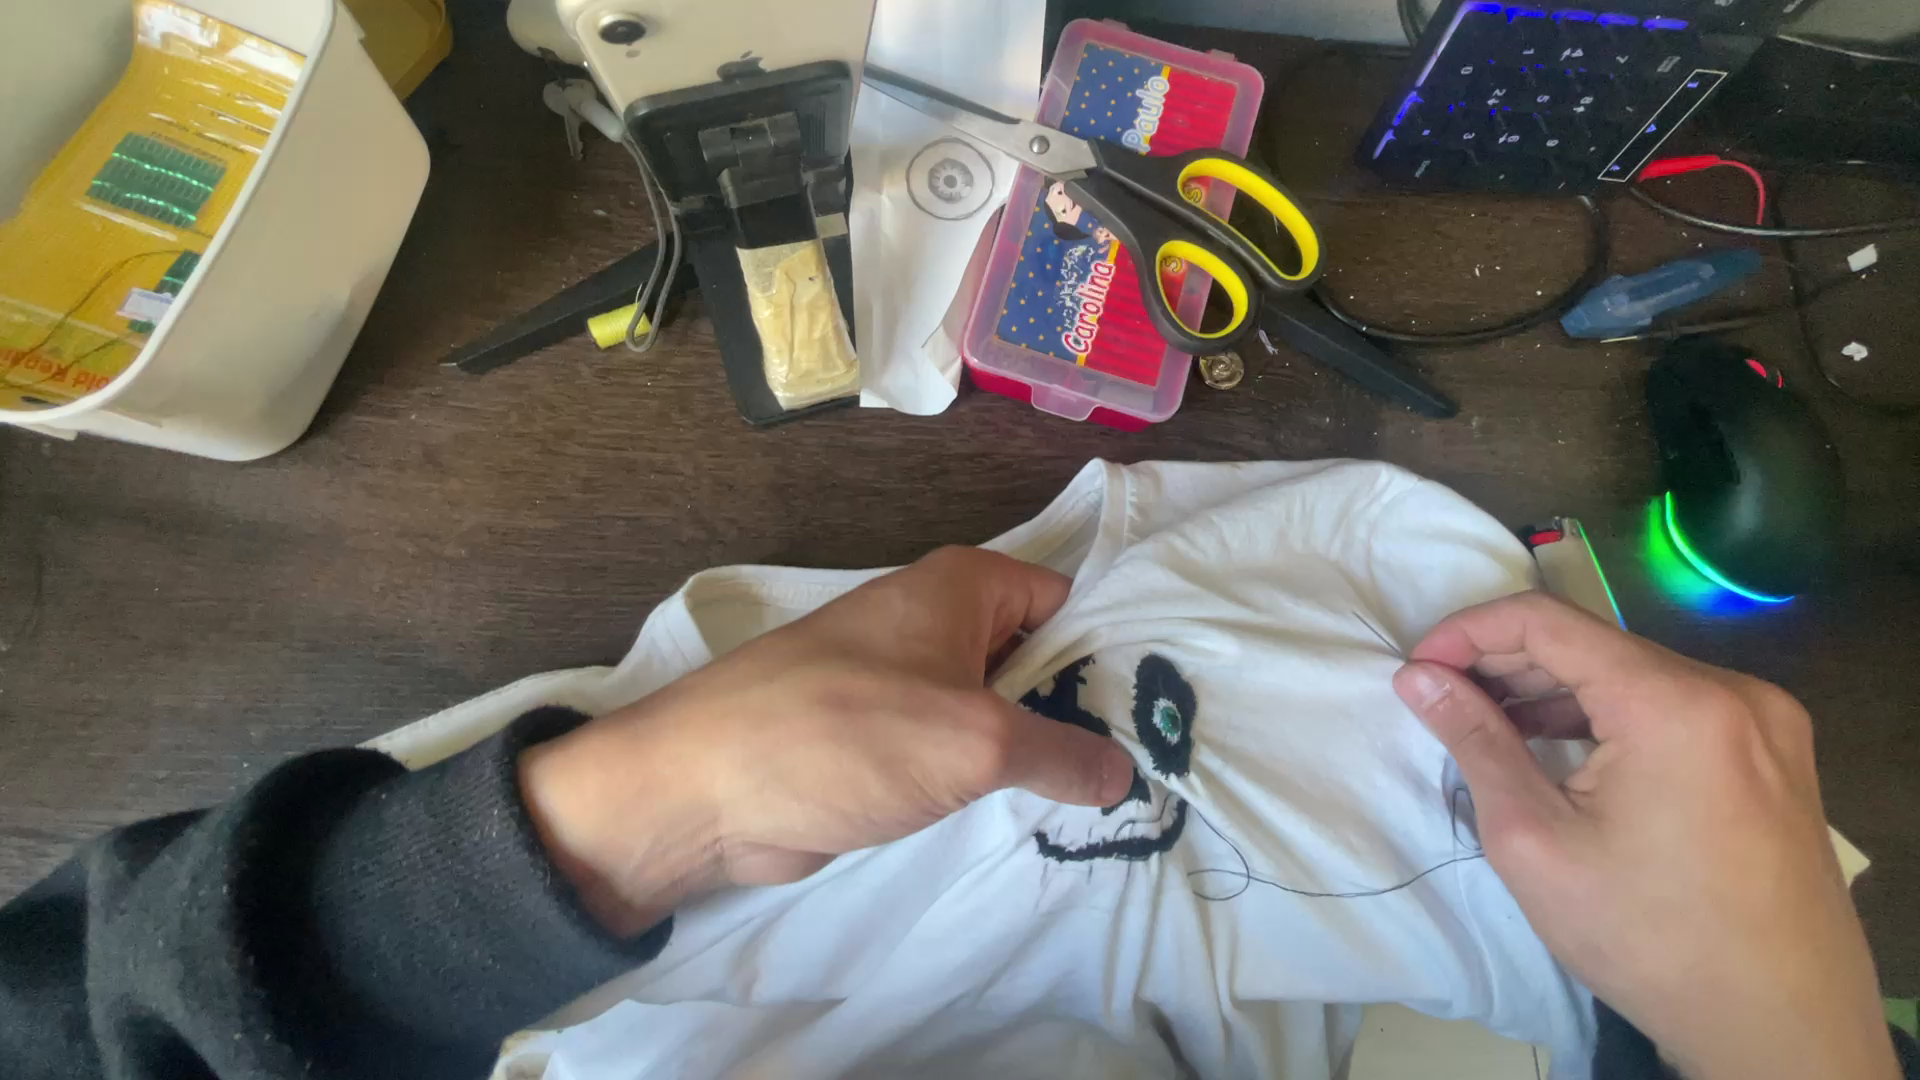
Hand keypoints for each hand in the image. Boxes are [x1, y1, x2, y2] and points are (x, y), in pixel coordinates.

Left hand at [517, 547, 1135, 936]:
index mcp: (967, 585)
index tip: (1165, 713)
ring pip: (1003, 705)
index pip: (1071, 604)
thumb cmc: (850, 732)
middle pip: (1041, 656)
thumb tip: (1123, 772)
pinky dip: (996, 772)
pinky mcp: (890, 732)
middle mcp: (943, 619)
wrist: (708, 786)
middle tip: (1152, 769)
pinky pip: (964, 743)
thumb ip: (1061, 752)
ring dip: (1040, 748)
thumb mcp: (974, 741)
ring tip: (1112, 798)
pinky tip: (1040, 811)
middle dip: (1084, 708)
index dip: (1117, 653)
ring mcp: (914, 677)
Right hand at [1392, 592, 1896, 1079]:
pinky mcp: (1767, 752)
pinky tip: (1546, 740)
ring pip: (1619, 668)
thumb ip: (1472, 738)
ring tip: (1480, 720)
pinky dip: (1590, 709)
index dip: (1466, 632)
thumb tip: (1415, 676)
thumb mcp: (1531, 834)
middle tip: (1438, 697)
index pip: (1544, 621)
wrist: (1783, 1037)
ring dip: (1540, 686)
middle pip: (1584, 641)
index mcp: (1676, 705)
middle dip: (1498, 660)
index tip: (1418, 668)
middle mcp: (1731, 693)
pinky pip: (1657, 700)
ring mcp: (1760, 722)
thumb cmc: (1644, 936)